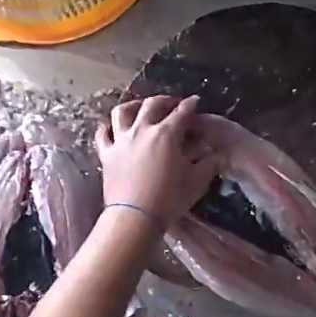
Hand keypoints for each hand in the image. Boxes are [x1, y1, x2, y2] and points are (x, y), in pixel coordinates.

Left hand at [95, 95, 216, 225]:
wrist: (136, 216)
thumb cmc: (170, 198)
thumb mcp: (197, 181)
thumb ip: (208, 163)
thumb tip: (213, 153)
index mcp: (167, 134)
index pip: (182, 112)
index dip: (190, 105)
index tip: (194, 101)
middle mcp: (142, 130)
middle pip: (152, 105)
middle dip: (164, 100)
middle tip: (171, 103)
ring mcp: (121, 140)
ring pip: (123, 112)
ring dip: (133, 106)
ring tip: (139, 107)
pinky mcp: (106, 154)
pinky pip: (102, 135)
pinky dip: (105, 128)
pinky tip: (107, 127)